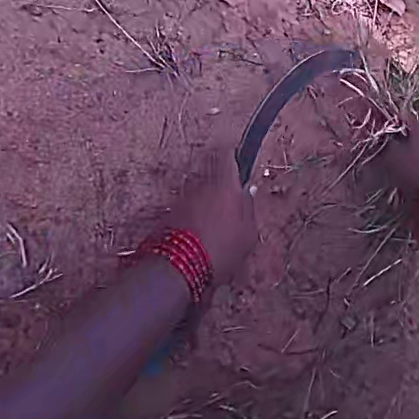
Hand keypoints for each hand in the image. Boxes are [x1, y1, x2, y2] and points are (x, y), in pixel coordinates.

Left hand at [167, 148, 256, 281]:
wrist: (179, 268)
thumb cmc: (222, 249)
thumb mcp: (248, 234)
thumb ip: (249, 209)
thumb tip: (248, 192)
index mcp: (225, 186)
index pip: (226, 157)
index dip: (230, 152)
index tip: (233, 149)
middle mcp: (201, 187)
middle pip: (212, 176)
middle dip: (220, 185)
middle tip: (231, 201)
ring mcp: (182, 200)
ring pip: (199, 194)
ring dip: (207, 203)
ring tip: (216, 225)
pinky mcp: (168, 215)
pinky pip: (188, 210)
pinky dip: (195, 217)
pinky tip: (202, 235)